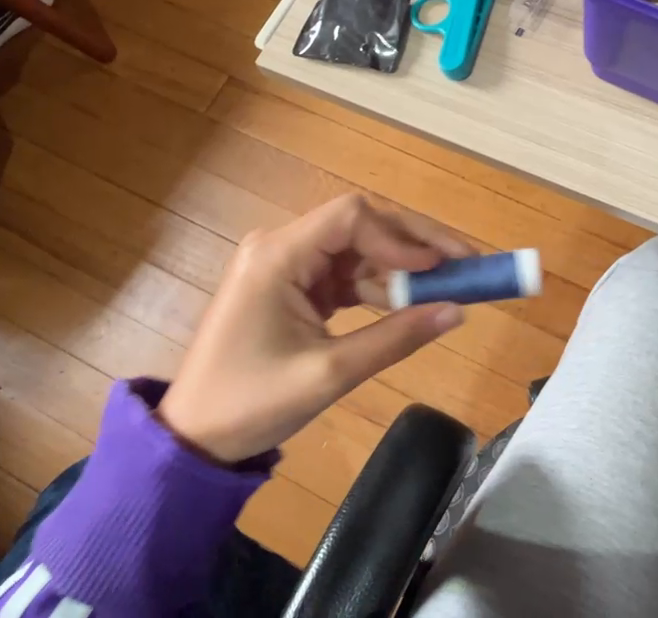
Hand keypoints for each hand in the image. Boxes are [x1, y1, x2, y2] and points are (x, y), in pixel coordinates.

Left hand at [157, 195, 467, 463]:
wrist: (192, 439)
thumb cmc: (250, 404)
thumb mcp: (329, 374)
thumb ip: (395, 338)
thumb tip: (457, 311)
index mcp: (278, 255)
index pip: (352, 217)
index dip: (402, 235)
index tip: (441, 266)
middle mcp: (281, 247)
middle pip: (359, 225)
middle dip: (413, 244)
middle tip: (465, 261)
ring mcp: (285, 265)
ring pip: (357, 249)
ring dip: (400, 266)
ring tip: (448, 284)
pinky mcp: (291, 287)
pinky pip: (344, 274)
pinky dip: (378, 286)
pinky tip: (410, 303)